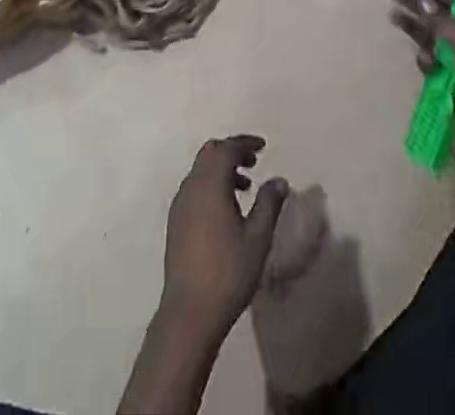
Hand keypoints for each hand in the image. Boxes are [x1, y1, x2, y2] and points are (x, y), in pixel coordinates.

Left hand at [159, 135, 288, 332]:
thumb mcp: (258, 237)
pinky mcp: (176, 222)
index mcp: (209, 185)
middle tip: (254, 162)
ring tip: (246, 187)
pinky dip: (211, 185)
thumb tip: (279, 180)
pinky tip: (228, 209)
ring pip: (200, 171)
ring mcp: (179, 205)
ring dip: (221, 170)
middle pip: (208, 155)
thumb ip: (269, 203)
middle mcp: (190, 188)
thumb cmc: (229, 271)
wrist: (190, 310)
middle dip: (231, 151)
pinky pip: (194, 188)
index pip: (225, 149)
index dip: (244, 143)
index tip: (263, 147)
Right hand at [391, 0, 454, 169]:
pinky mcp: (453, 83)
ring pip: (434, 39)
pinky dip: (426, 59)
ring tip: (394, 17)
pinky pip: (433, 64)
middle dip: (420, 6)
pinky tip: (424, 60)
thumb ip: (445, 25)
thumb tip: (422, 1)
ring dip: (416, 28)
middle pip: (443, 18)